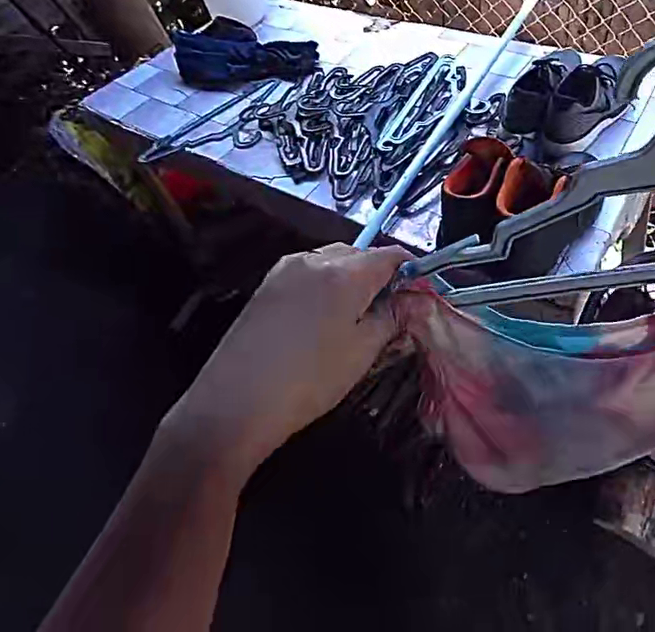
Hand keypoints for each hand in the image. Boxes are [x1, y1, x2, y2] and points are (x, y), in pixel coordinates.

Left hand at [158, 244, 402, 479]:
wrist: (235, 401)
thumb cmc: (309, 380)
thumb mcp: (361, 353)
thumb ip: (391, 319)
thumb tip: (413, 301)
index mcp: (343, 272)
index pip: (389, 255)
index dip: (409, 270)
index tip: (419, 293)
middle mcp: (314, 258)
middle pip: (359, 254)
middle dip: (378, 275)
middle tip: (388, 312)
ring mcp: (286, 268)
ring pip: (331, 260)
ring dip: (350, 278)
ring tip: (353, 318)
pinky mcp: (268, 282)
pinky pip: (308, 271)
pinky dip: (324, 284)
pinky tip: (321, 318)